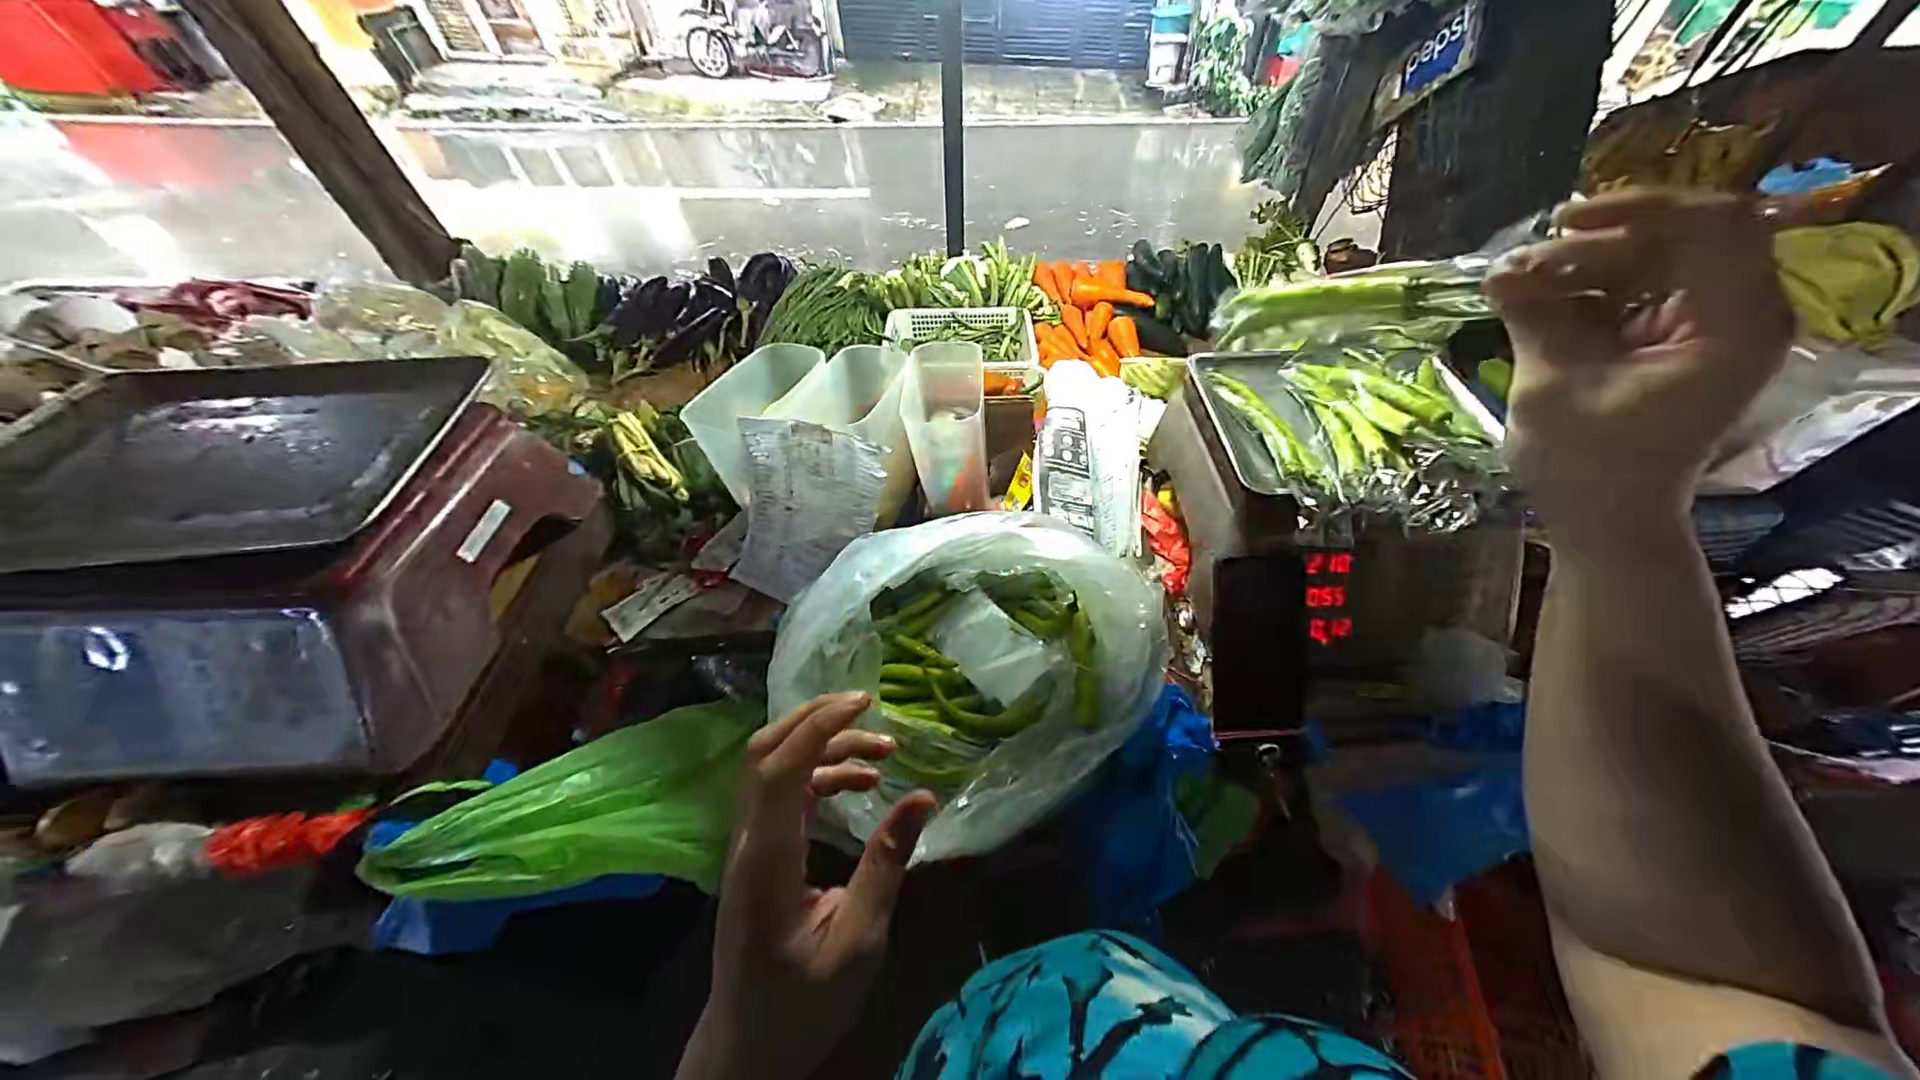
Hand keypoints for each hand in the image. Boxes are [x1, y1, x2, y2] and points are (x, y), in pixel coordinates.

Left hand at [676, 691, 936, 1079]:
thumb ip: (885, 865)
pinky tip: (862, 783)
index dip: (818, 727)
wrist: (749, 1045)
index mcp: (765, 861)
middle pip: (765, 754)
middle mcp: (748, 841)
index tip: (863, 701)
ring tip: (885, 752)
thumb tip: (922, 797)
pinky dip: (822, 775)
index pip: (779, 771)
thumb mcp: (858, 942)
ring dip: (825, 747)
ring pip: (776, 768)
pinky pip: (786, 793)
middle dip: (814, 718)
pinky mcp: (761, 851)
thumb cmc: (803, 1003)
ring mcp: (749, 845)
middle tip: (867, 704)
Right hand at [1484, 189, 1791, 533]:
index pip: (1711, 228)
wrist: (1606, 519)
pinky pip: (1637, 296)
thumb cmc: (1585, 464)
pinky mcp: (1675, 343)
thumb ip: (1534, 318)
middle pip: (1680, 241)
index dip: (1636, 211)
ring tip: (1515, 284)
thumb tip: (1497, 271)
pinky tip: (1537, 302)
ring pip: (1654, 265)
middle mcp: (1736, 315)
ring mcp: (1707, 328)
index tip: (1558, 223)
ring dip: (1584, 268)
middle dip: (1594, 246)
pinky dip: (1587, 294)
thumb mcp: (1552, 387)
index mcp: (1730, 325)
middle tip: (1517, 266)